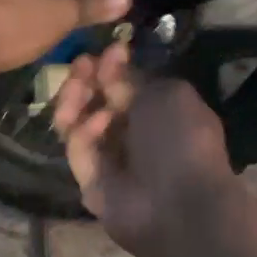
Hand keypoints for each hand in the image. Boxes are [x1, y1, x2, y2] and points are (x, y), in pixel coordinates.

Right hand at [51, 44, 235, 254]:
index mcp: (161, 111)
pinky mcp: (90, 181)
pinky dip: (82, 135)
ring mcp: (111, 159)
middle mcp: (134, 133)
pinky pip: (79, 151)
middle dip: (87, 81)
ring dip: (75, 102)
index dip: (111, 66)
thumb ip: (133, 77)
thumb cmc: (181, 140)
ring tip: (75, 87)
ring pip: (80, 124)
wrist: (178, 205)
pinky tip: (95, 126)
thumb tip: (112, 61)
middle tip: (79, 65)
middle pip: (98, 101)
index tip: (101, 51)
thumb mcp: (167, 94)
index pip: (126, 84)